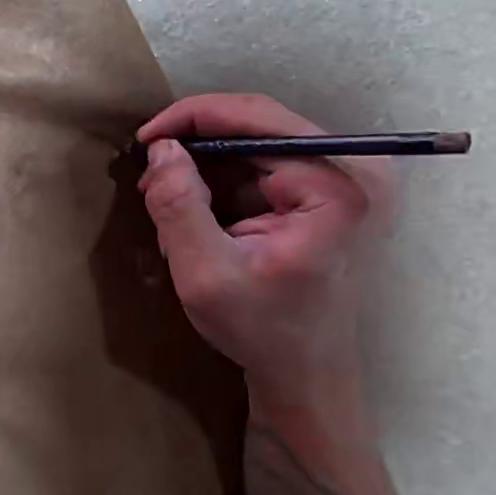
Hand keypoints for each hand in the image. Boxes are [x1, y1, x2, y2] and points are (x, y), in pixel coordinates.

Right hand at [136, 94, 391, 395]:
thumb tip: (160, 147)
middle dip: (194, 149)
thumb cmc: (263, 332)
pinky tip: (197, 221)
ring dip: (204, 171)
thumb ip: (178, 205)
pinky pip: (261, 168)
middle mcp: (352, 169)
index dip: (192, 119)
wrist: (305, 375)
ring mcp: (342, 180)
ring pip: (253, 146)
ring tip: (170, 211)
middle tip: (150, 179)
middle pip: (256, 127)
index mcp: (337, 184)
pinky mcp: (324, 195)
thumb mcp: (206, 273)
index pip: (257, 121)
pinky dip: (220, 186)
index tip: (143, 139)